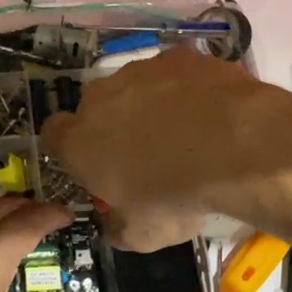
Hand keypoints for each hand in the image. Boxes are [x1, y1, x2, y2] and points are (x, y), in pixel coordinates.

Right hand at [39, 49, 291, 250]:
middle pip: (95, 108)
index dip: (69, 148)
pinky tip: (210, 112)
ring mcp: (141, 71)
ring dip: (147, 106)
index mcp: (79, 143)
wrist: (238, 147)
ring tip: (185, 133)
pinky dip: (185, 91)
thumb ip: (117, 228)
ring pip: (133, 87)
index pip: (53, 135)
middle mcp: (101, 98)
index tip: (92, 164)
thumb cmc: (176, 197)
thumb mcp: (142, 234)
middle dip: (111, 126)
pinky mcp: (181, 57)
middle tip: (142, 154)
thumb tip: (113, 225)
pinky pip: (174, 75)